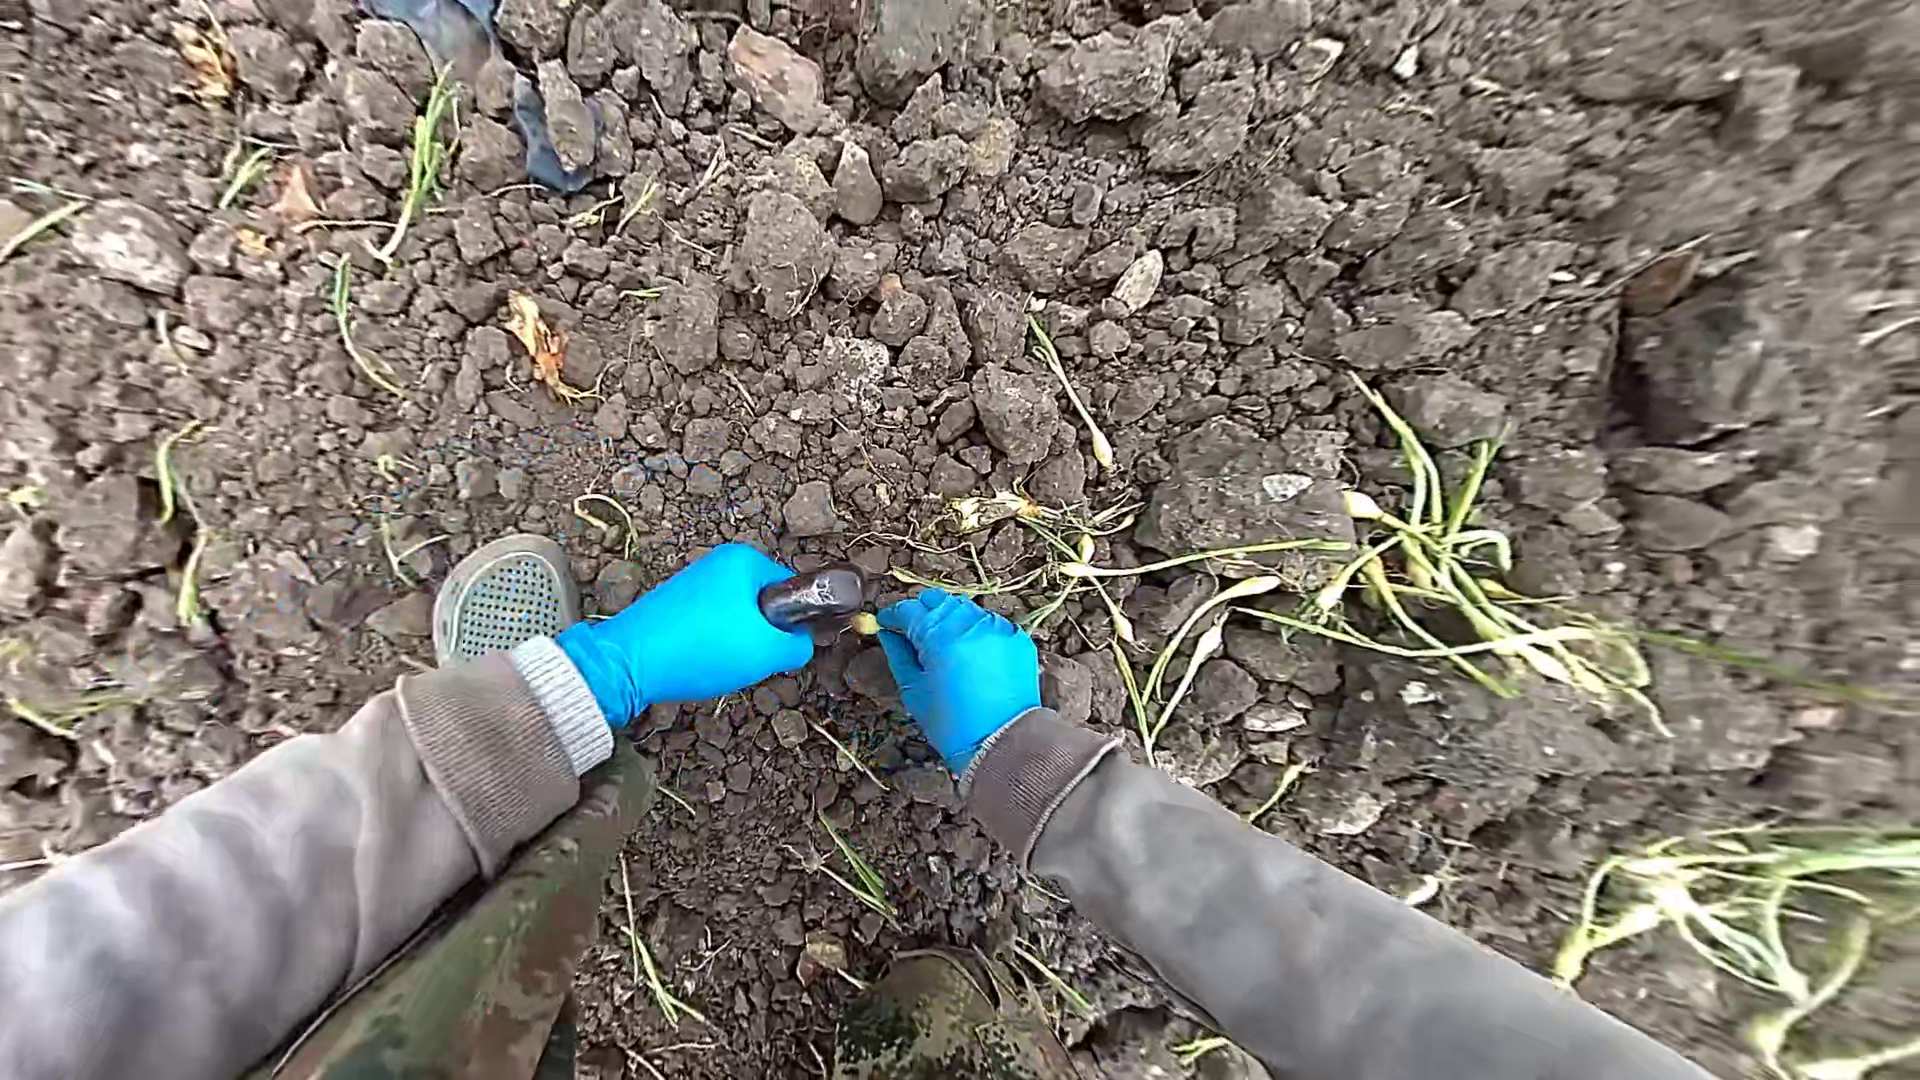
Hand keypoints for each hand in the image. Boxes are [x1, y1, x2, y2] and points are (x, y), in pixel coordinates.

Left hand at [556, 543, 814, 727]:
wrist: (626, 666)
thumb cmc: (695, 649)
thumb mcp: (767, 652)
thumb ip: (800, 645)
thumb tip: (801, 643)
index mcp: (744, 560)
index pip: (793, 591)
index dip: (793, 623)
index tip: (778, 644)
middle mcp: (719, 563)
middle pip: (767, 605)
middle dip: (764, 634)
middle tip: (750, 654)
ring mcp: (697, 582)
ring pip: (742, 618)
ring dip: (740, 641)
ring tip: (722, 659)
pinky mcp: (679, 604)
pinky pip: (716, 624)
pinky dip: (716, 644)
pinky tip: (704, 659)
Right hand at [876, 588, 1040, 771]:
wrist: (1003, 743)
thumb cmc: (953, 725)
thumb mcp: (914, 691)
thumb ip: (899, 655)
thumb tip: (888, 633)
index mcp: (940, 636)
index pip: (910, 609)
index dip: (894, 614)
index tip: (888, 622)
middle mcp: (970, 624)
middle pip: (938, 601)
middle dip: (923, 612)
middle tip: (916, 632)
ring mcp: (997, 627)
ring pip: (965, 609)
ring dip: (951, 620)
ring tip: (945, 646)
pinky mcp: (1017, 636)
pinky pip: (990, 623)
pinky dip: (977, 631)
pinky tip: (972, 654)